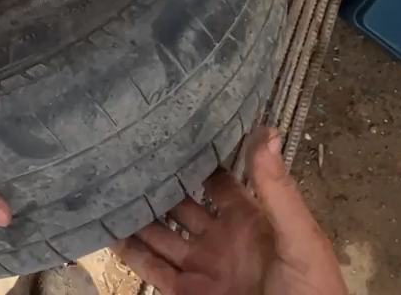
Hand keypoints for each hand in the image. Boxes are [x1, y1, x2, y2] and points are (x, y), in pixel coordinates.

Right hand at [115, 127, 346, 294]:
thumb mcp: (301, 244)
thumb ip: (277, 191)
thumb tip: (267, 129)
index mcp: (249, 221)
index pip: (212, 177)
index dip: (189, 153)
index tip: (156, 124)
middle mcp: (220, 239)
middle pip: (176, 200)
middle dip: (150, 178)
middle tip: (114, 147)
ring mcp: (201, 267)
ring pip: (156, 231)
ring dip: (132, 210)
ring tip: (99, 179)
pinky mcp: (185, 293)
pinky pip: (149, 266)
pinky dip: (126, 248)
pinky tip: (102, 226)